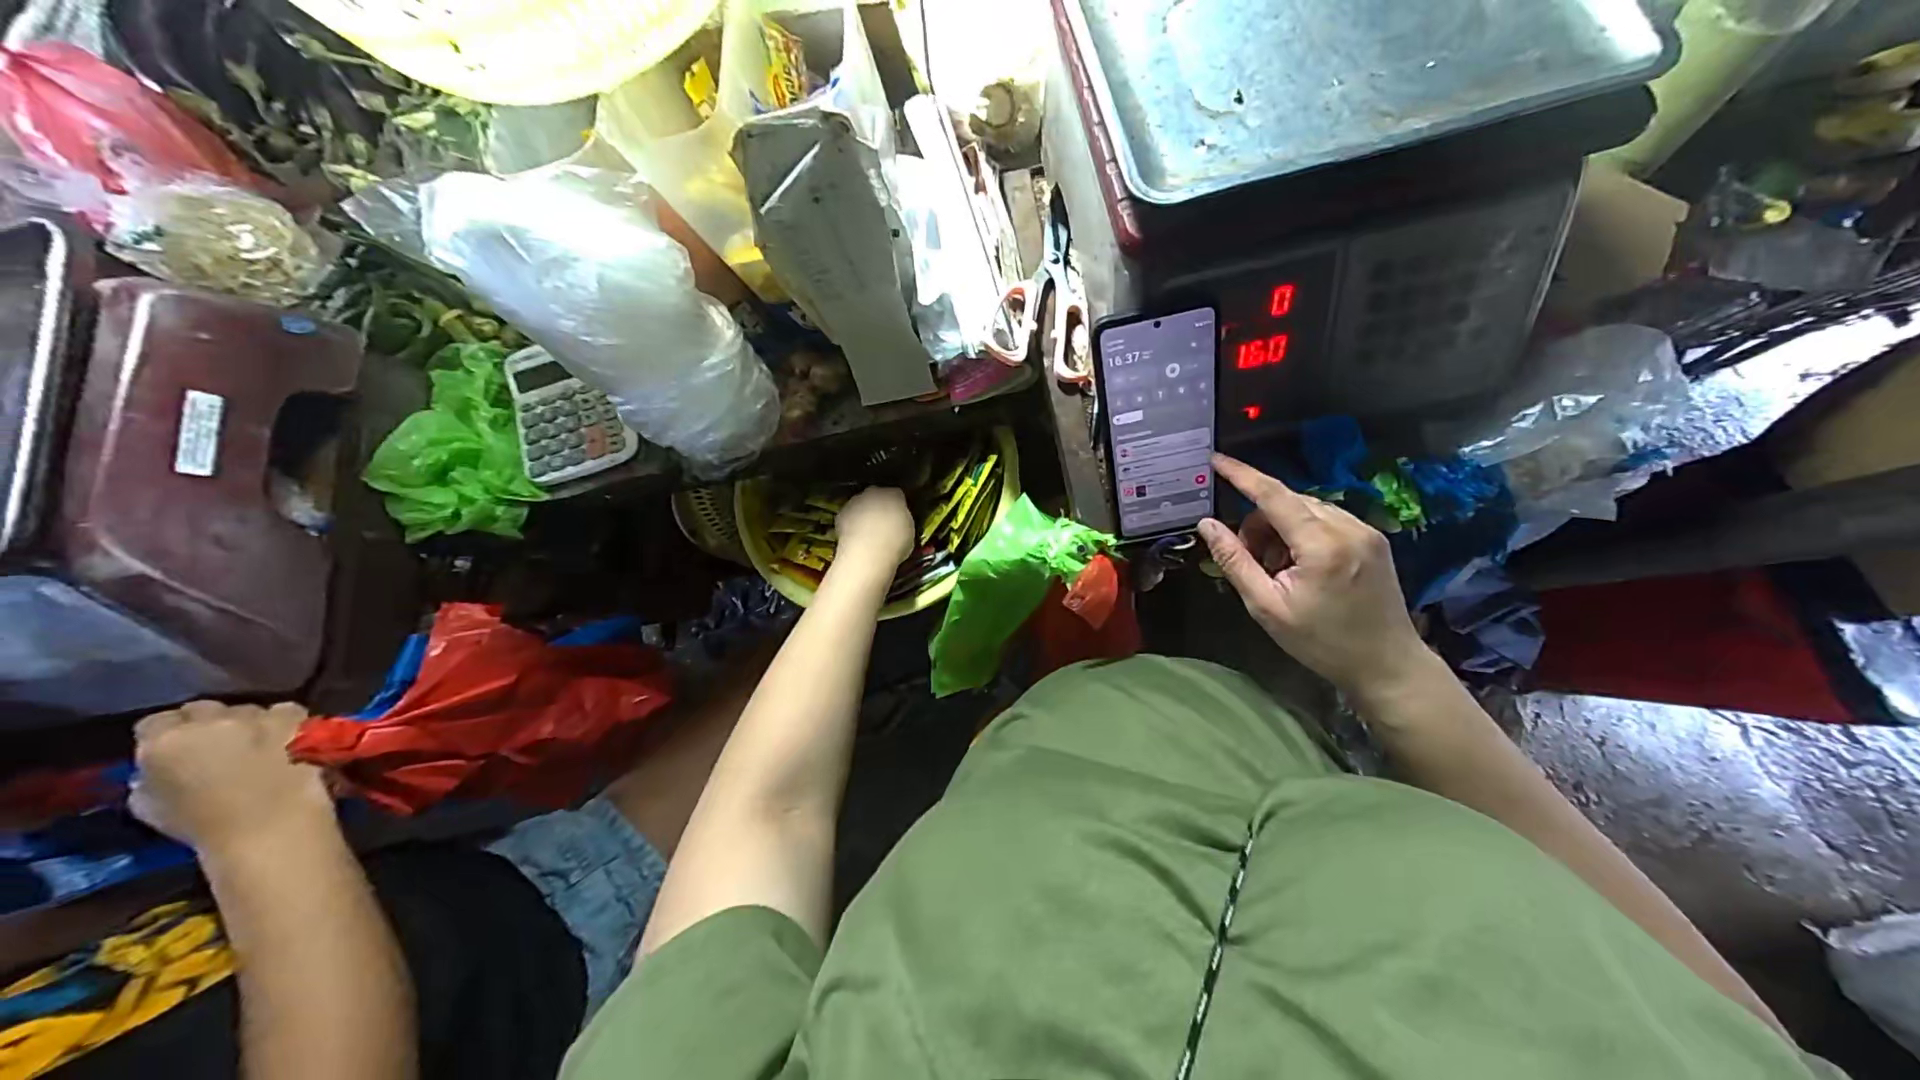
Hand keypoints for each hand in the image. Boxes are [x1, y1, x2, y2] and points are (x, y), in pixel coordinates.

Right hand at [130, 701, 333, 854]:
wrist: (268, 822)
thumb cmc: (203, 825)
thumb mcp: (150, 807)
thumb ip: (147, 779)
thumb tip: (154, 769)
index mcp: (163, 741)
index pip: (155, 723)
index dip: (163, 734)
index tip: (173, 746)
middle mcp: (209, 720)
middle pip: (202, 709)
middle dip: (205, 723)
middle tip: (215, 744)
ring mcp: (256, 716)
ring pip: (245, 708)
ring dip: (246, 722)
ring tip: (254, 743)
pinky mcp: (295, 717)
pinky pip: (284, 710)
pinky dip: (284, 721)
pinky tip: (286, 738)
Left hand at [834, 486, 914, 570]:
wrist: (868, 552)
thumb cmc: (895, 543)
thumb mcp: (908, 532)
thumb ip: (902, 522)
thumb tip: (898, 523)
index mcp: (894, 494)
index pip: (897, 494)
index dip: (897, 505)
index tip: (898, 517)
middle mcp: (873, 492)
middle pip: (876, 495)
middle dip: (878, 506)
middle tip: (882, 523)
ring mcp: (855, 501)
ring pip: (860, 504)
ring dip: (862, 513)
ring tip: (866, 532)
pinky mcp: (841, 513)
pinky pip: (847, 516)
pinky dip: (850, 524)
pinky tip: (854, 537)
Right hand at [1199, 454, 1429, 693]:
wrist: (1386, 664)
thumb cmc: (1321, 642)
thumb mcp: (1266, 606)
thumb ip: (1234, 560)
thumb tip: (1207, 524)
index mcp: (1321, 544)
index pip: (1273, 495)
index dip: (1241, 475)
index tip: (1216, 460)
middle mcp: (1348, 527)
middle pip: (1287, 501)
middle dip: (1258, 520)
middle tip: (1249, 558)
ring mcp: (1365, 531)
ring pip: (1306, 508)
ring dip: (1280, 527)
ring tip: (1276, 568)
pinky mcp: (1373, 539)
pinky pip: (1326, 518)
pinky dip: (1302, 532)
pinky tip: (1298, 564)